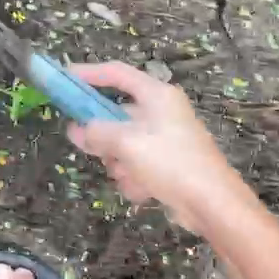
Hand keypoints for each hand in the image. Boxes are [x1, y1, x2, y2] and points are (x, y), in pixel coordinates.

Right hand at [66, 62, 246, 230]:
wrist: (213, 205)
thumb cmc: (171, 162)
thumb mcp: (126, 143)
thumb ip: (96, 132)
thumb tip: (77, 130)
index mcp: (156, 95)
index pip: (117, 73)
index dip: (88, 73)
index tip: (64, 79)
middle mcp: (161, 112)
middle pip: (117, 113)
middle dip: (102, 134)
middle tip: (82, 141)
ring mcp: (165, 139)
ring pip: (123, 143)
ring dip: (119, 161)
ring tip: (128, 174)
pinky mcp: (167, 164)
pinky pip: (136, 164)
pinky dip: (134, 177)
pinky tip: (143, 190)